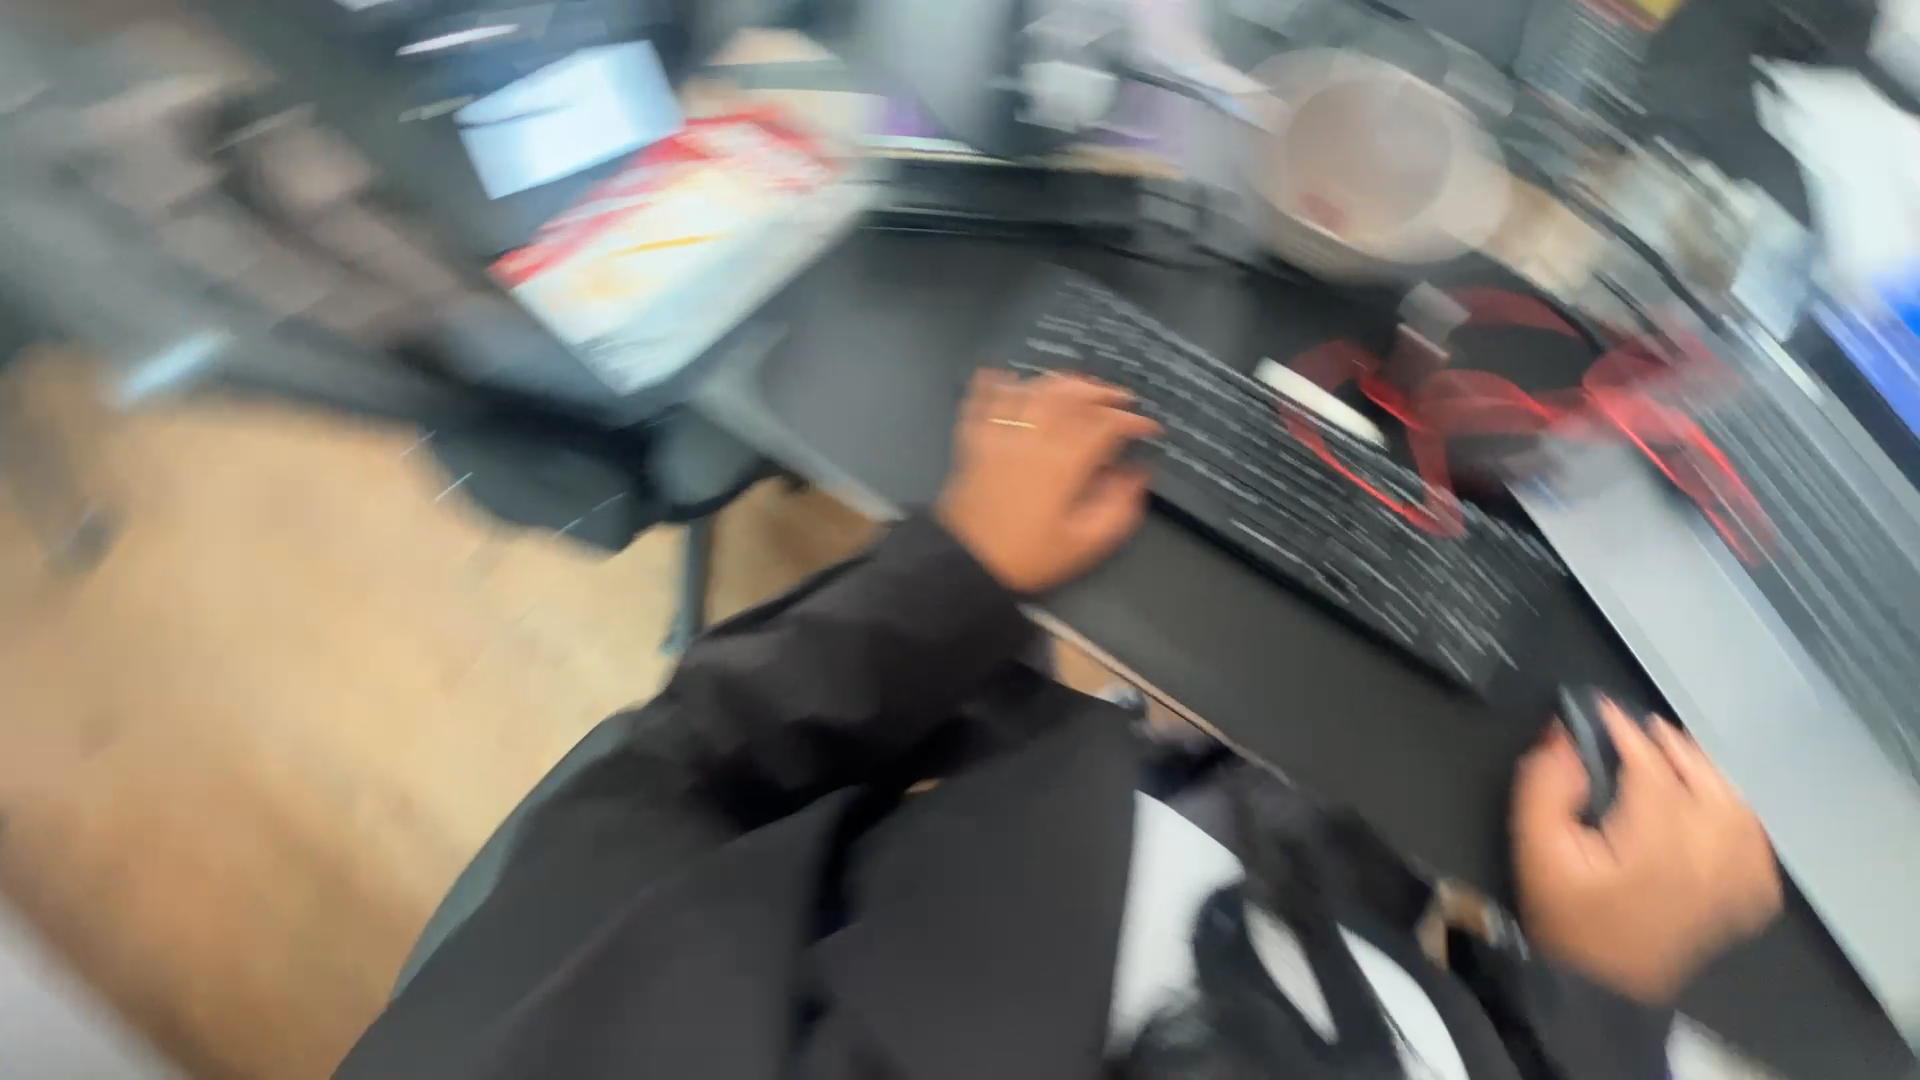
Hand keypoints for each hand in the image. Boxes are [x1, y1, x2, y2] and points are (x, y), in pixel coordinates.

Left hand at [937, 371, 1161, 592]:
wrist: (963, 564)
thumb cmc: (1027, 556)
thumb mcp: (1082, 544)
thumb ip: (1116, 508)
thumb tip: (1137, 475)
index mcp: (1062, 465)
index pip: (1104, 426)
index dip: (1131, 421)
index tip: (1149, 427)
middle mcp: (1031, 440)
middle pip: (1068, 395)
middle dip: (1099, 391)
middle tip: (1119, 397)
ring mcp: (998, 437)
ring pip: (1031, 390)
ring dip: (1058, 381)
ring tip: (1078, 384)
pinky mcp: (973, 443)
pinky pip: (983, 402)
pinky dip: (995, 384)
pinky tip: (1005, 375)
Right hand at [1511, 699, 1782, 1003]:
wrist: (1599, 976)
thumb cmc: (1560, 905)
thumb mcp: (1533, 842)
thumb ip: (1545, 785)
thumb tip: (1562, 738)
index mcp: (1652, 849)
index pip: (1653, 775)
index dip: (1628, 735)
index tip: (1602, 710)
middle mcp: (1704, 864)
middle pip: (1706, 788)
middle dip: (1674, 748)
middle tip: (1642, 725)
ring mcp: (1730, 885)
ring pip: (1737, 813)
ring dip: (1709, 775)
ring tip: (1677, 752)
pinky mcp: (1739, 900)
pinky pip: (1755, 847)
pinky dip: (1739, 816)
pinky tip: (1714, 804)